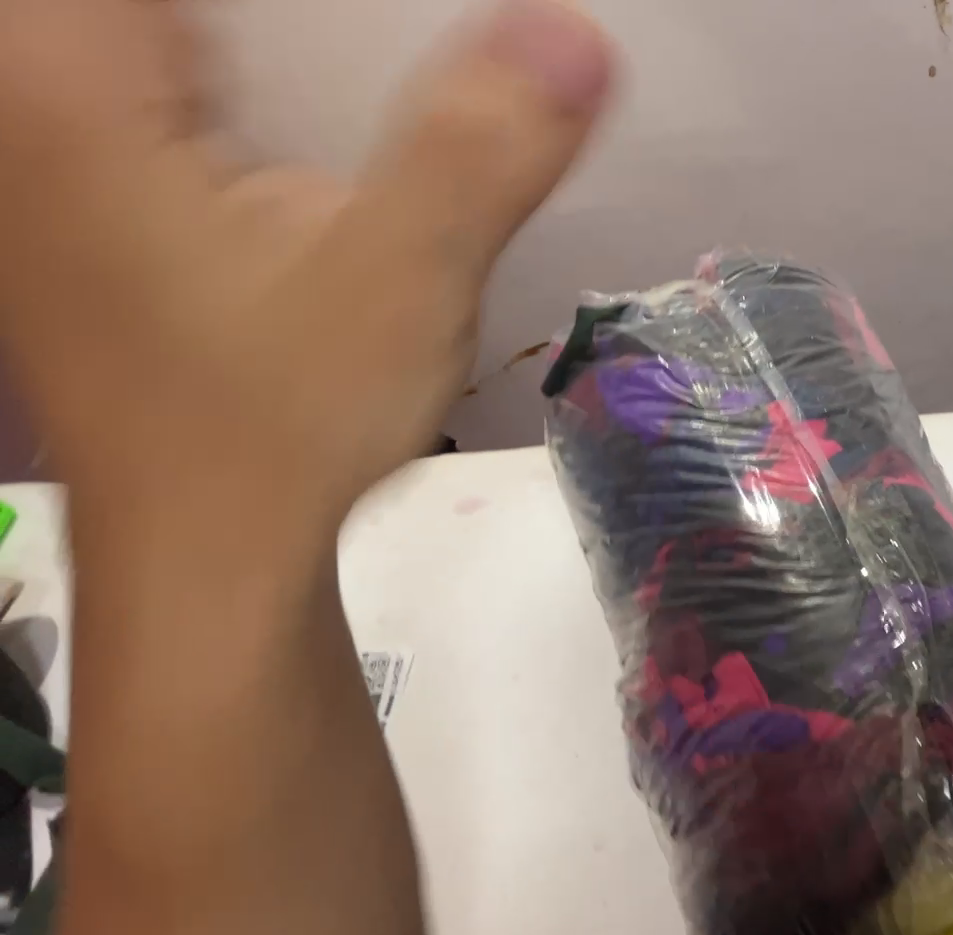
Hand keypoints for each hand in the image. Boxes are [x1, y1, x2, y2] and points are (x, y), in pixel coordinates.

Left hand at [0, 0, 613, 532]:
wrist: (222, 547)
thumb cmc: (289, 419)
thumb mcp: (403, 276)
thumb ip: (481, 150)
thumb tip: (583, 35)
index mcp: (62, 68)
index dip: (349, 5)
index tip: (446, 17)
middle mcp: (31, 91)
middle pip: (216, 21)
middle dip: (339, 29)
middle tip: (453, 35)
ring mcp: (60, 157)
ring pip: (205, 61)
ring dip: (306, 60)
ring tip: (422, 68)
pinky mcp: (113, 213)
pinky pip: (197, 114)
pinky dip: (281, 110)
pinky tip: (357, 142)